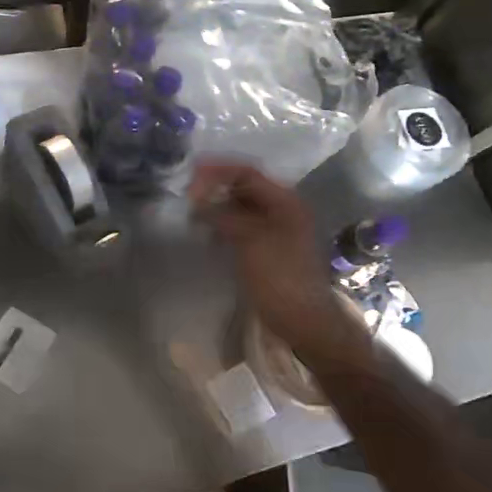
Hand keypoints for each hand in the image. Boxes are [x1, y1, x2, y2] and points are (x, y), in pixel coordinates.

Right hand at [189, 162, 368, 371]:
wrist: (303, 320)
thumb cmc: (280, 278)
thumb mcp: (251, 241)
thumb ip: (225, 216)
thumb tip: (199, 201)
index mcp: (286, 202)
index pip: (248, 173)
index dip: (218, 171)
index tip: (190, 176)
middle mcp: (284, 210)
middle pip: (246, 188)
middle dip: (216, 187)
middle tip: (188, 195)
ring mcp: (277, 231)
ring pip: (243, 209)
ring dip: (218, 207)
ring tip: (193, 213)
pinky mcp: (269, 250)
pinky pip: (243, 228)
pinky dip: (224, 225)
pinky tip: (208, 233)